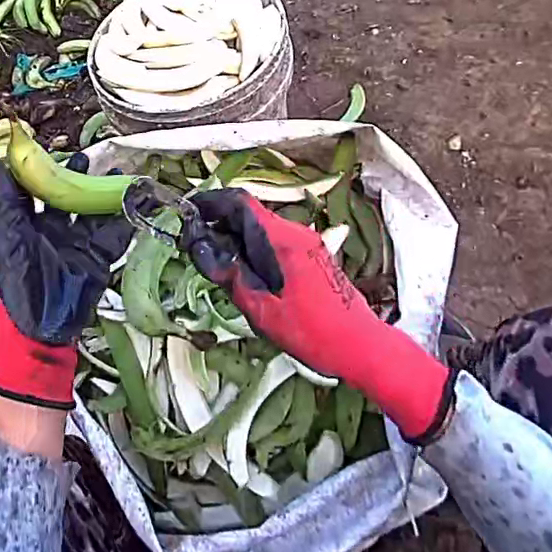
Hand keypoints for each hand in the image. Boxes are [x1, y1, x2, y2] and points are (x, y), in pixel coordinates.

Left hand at [0, 156, 132, 412]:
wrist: (44, 327)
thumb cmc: (17, 279)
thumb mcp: (5, 234)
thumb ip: (1, 198)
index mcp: (22, 223)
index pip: (30, 190)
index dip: (38, 170)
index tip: (45, 148)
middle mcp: (48, 230)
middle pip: (64, 197)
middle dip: (75, 178)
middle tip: (85, 158)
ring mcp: (74, 243)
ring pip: (91, 210)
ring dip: (102, 193)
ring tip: (115, 172)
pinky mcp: (96, 257)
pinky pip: (112, 234)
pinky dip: (124, 218)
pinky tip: (136, 200)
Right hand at [181, 189, 454, 442]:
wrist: (364, 348)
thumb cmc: (313, 331)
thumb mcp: (261, 308)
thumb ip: (229, 274)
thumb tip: (198, 247)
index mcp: (282, 239)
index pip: (238, 202)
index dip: (208, 202)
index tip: (186, 213)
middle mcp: (295, 232)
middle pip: (246, 213)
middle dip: (217, 224)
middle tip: (195, 246)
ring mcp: (305, 241)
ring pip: (258, 227)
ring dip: (233, 238)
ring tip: (216, 264)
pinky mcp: (309, 254)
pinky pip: (271, 240)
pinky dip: (250, 248)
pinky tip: (242, 273)